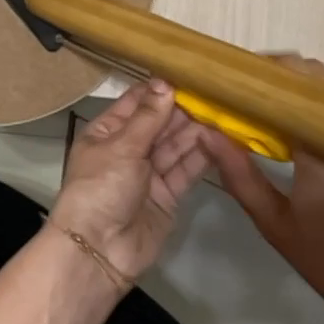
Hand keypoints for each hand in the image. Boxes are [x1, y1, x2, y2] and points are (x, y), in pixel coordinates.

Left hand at [50, 80, 208, 282]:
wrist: (99, 250)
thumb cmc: (101, 188)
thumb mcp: (122, 147)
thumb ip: (148, 118)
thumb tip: (165, 84)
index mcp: (106, 132)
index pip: (135, 103)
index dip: (159, 90)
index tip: (189, 73)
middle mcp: (127, 150)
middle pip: (158, 124)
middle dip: (183, 110)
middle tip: (215, 92)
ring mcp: (148, 174)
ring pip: (175, 146)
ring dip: (195, 131)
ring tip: (223, 111)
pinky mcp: (167, 195)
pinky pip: (185, 170)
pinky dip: (201, 156)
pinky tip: (221, 140)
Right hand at [198, 56, 323, 323]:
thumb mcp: (284, 232)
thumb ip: (241, 178)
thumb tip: (207, 133)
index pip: (287, 77)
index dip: (256, 74)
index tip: (231, 85)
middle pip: (316, 77)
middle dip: (279, 82)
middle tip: (254, 107)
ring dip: (311, 103)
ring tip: (287, 128)